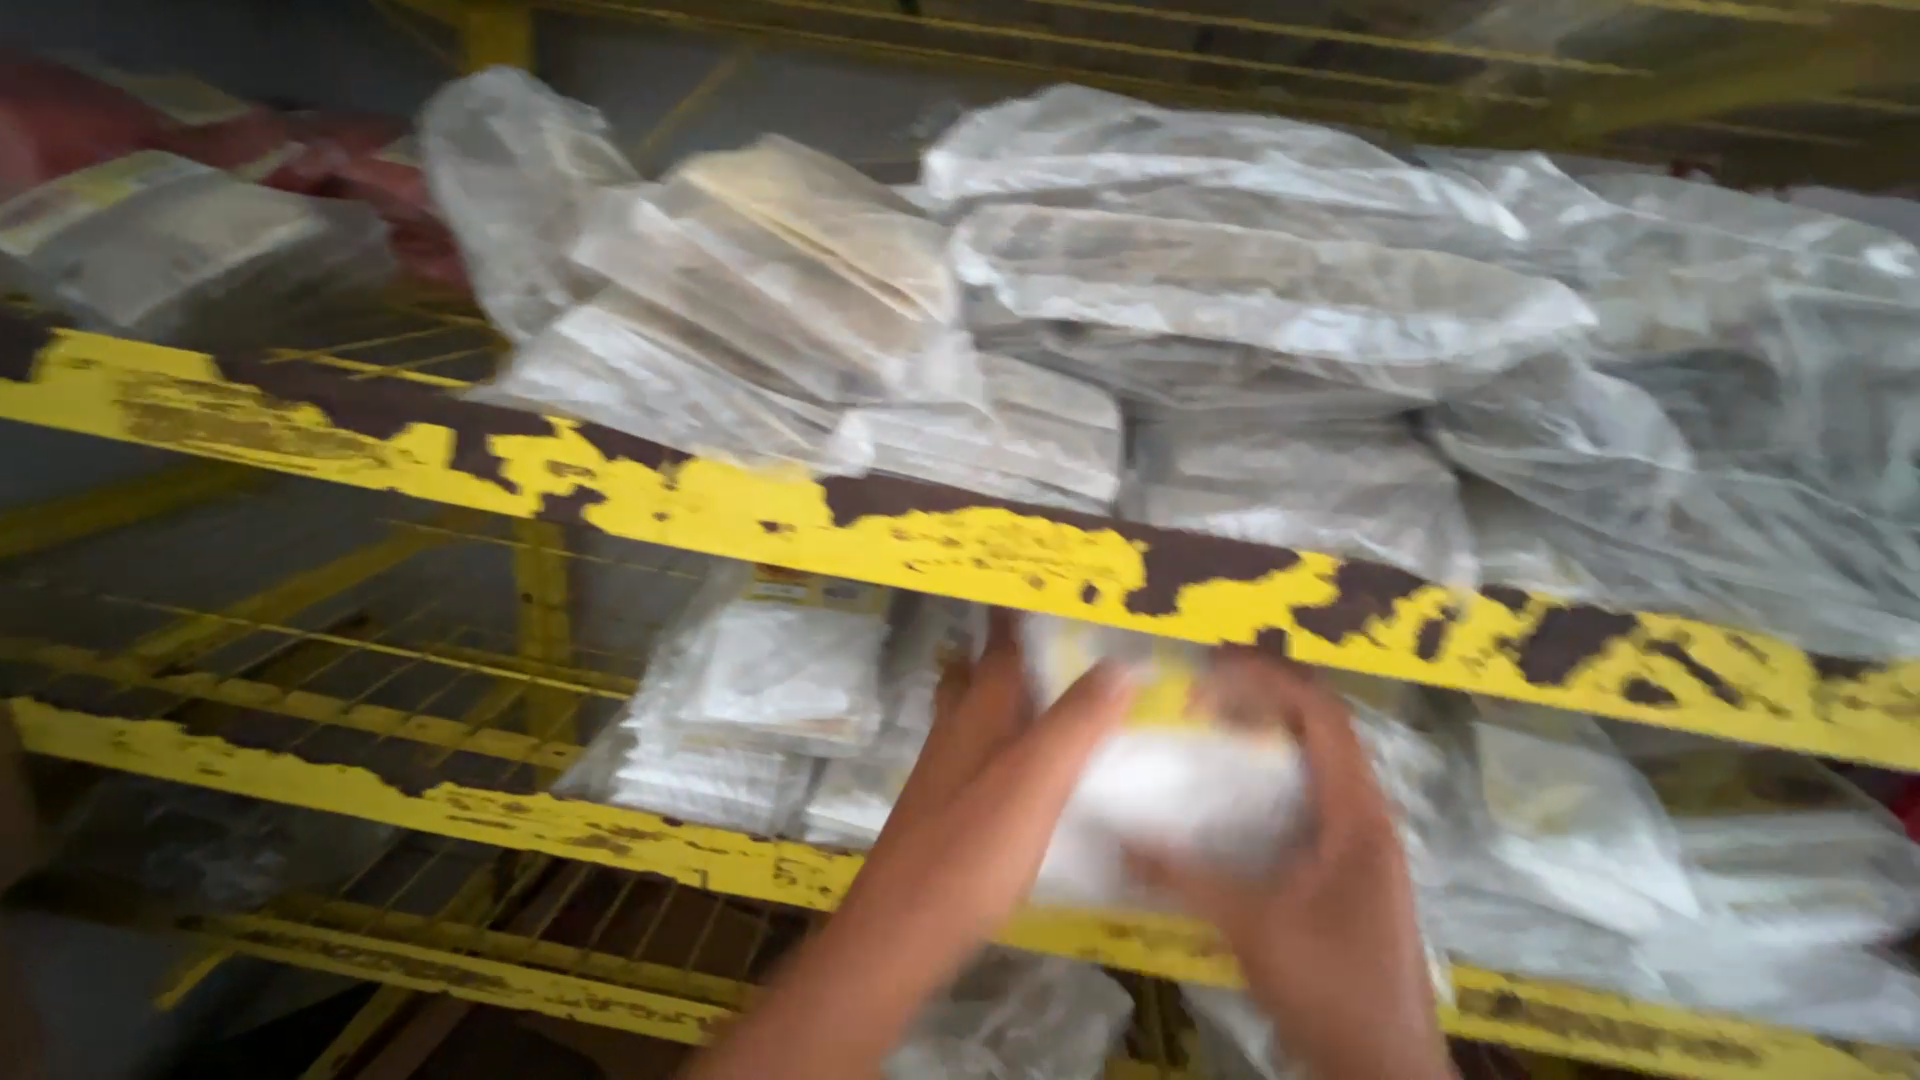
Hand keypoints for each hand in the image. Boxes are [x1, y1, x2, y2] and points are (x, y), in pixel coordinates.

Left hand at [842, 608, 1135, 954]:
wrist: (902, 928)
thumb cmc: (971, 847)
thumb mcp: (1037, 780)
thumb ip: (1078, 721)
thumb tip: (1122, 663)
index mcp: (981, 708)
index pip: (1002, 639)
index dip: (1022, 610)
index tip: (1054, 584)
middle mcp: (958, 725)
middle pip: (981, 668)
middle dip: (1012, 645)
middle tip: (1064, 635)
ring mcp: (946, 765)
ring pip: (976, 708)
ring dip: (1008, 690)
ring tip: (1059, 688)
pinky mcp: (947, 803)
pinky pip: (980, 748)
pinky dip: (1007, 735)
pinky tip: (1032, 762)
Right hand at [1128, 651, 1450, 1079]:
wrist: (1387, 1073)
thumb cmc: (1331, 988)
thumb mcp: (1251, 926)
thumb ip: (1182, 876)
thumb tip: (1115, 836)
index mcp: (1357, 814)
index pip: (1323, 716)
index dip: (1271, 678)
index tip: (1212, 663)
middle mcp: (1366, 818)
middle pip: (1319, 732)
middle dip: (1260, 702)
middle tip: (1197, 693)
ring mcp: (1360, 847)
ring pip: (1312, 768)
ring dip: (1263, 741)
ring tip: (1206, 731)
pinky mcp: (1346, 872)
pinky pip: (1306, 802)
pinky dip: (1266, 782)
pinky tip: (1226, 800)